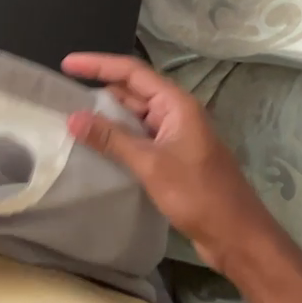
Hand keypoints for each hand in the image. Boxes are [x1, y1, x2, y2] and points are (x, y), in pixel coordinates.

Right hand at [62, 52, 286, 276]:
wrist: (239, 238)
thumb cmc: (200, 195)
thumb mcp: (151, 165)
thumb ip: (111, 139)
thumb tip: (73, 118)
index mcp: (176, 104)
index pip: (131, 72)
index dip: (97, 64)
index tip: (66, 64)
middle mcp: (175, 113)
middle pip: (132, 90)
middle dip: (98, 87)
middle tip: (62, 92)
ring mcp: (174, 136)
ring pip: (134, 115)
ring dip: (106, 114)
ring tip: (71, 115)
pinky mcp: (171, 157)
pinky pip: (138, 136)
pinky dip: (117, 136)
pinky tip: (96, 143)